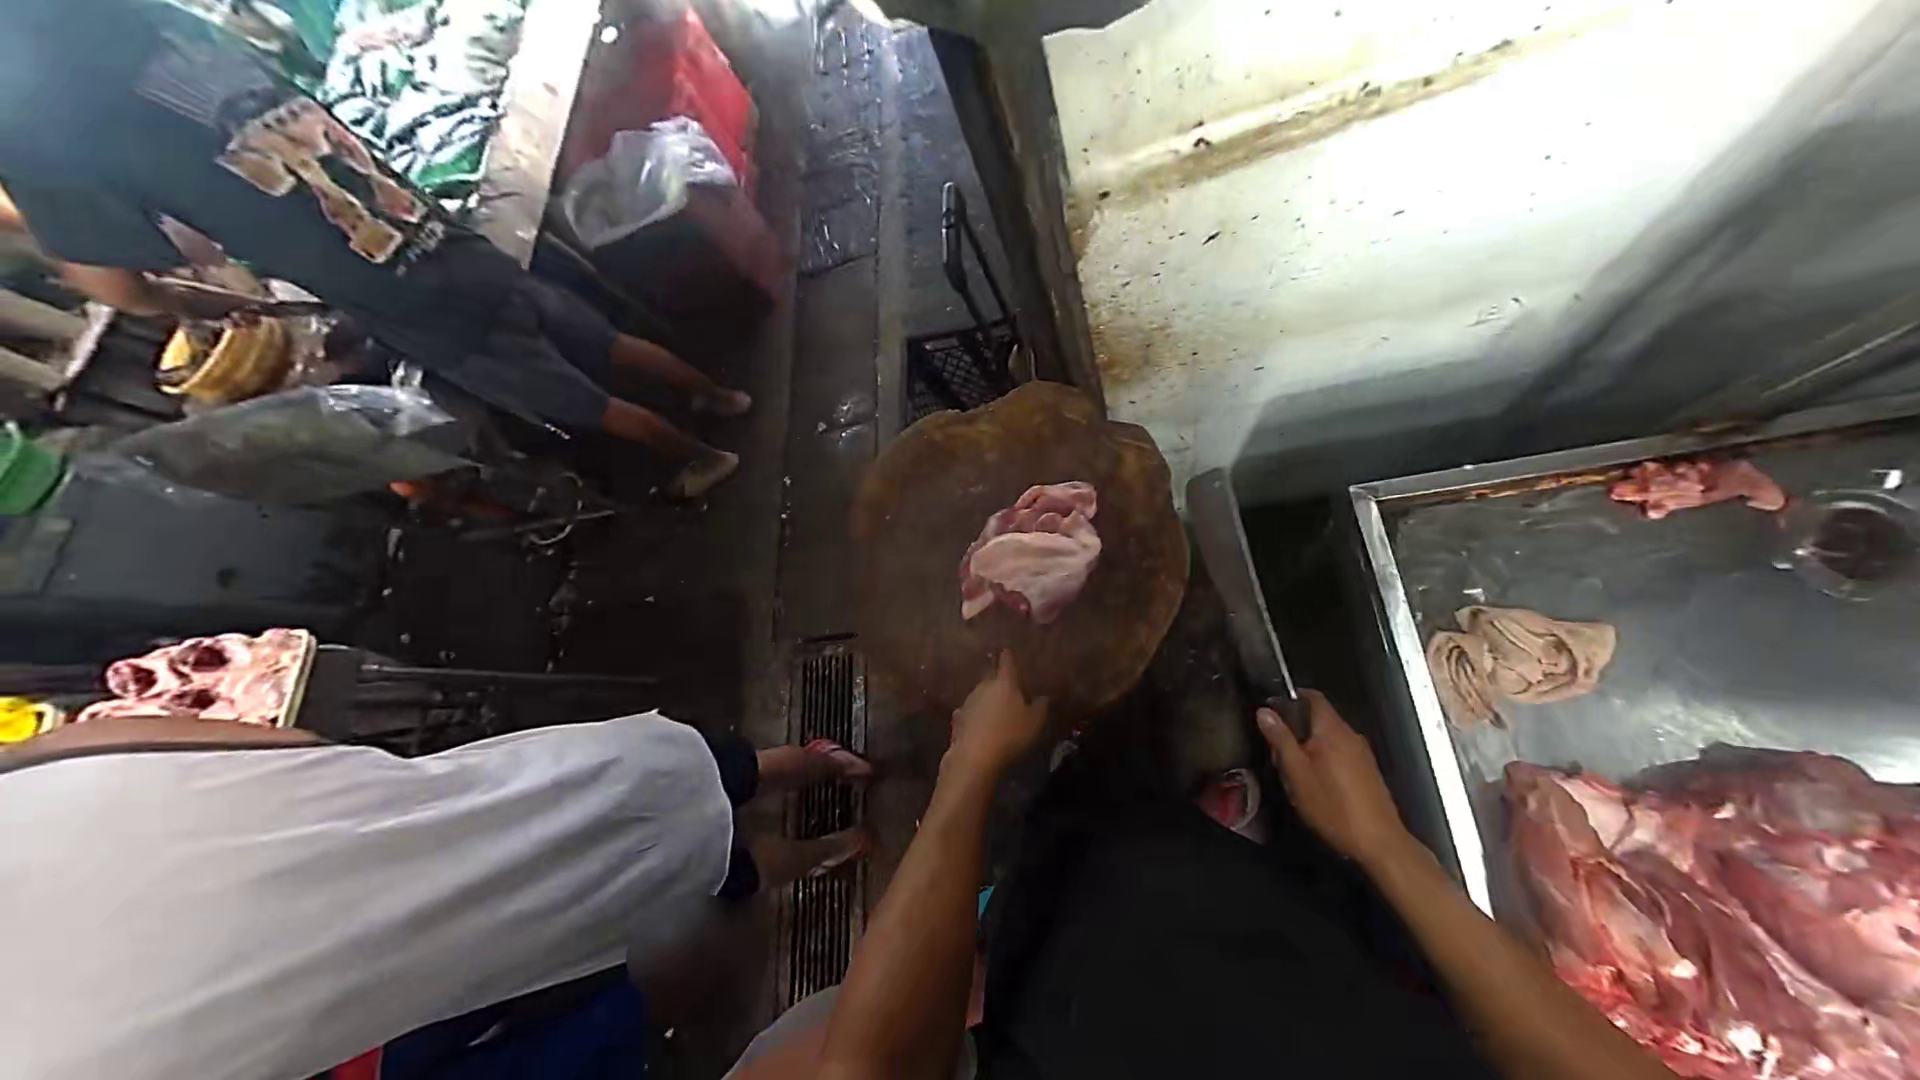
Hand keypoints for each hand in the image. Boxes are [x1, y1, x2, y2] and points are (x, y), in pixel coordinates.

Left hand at [948, 650, 1048, 777]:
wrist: (974, 757)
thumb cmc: (1010, 735)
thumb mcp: (1035, 722)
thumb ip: (1041, 706)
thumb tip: (1044, 696)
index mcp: (1004, 682)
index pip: (1007, 660)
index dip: (1009, 655)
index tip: (1009, 651)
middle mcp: (983, 686)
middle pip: (992, 677)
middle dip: (999, 680)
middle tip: (1009, 687)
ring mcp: (968, 701)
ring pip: (980, 694)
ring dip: (988, 699)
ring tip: (997, 710)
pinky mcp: (958, 719)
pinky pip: (970, 712)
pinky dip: (976, 715)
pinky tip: (980, 724)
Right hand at [1258, 690, 1415, 866]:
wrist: (1379, 843)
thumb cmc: (1336, 809)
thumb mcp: (1296, 772)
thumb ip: (1280, 739)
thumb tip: (1265, 713)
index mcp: (1332, 731)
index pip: (1313, 697)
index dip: (1291, 697)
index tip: (1274, 707)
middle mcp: (1351, 737)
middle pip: (1319, 718)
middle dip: (1296, 729)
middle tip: (1280, 751)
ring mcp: (1362, 755)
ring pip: (1328, 738)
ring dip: (1309, 747)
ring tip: (1295, 772)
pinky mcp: (1367, 772)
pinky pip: (1340, 754)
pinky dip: (1323, 760)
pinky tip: (1316, 785)